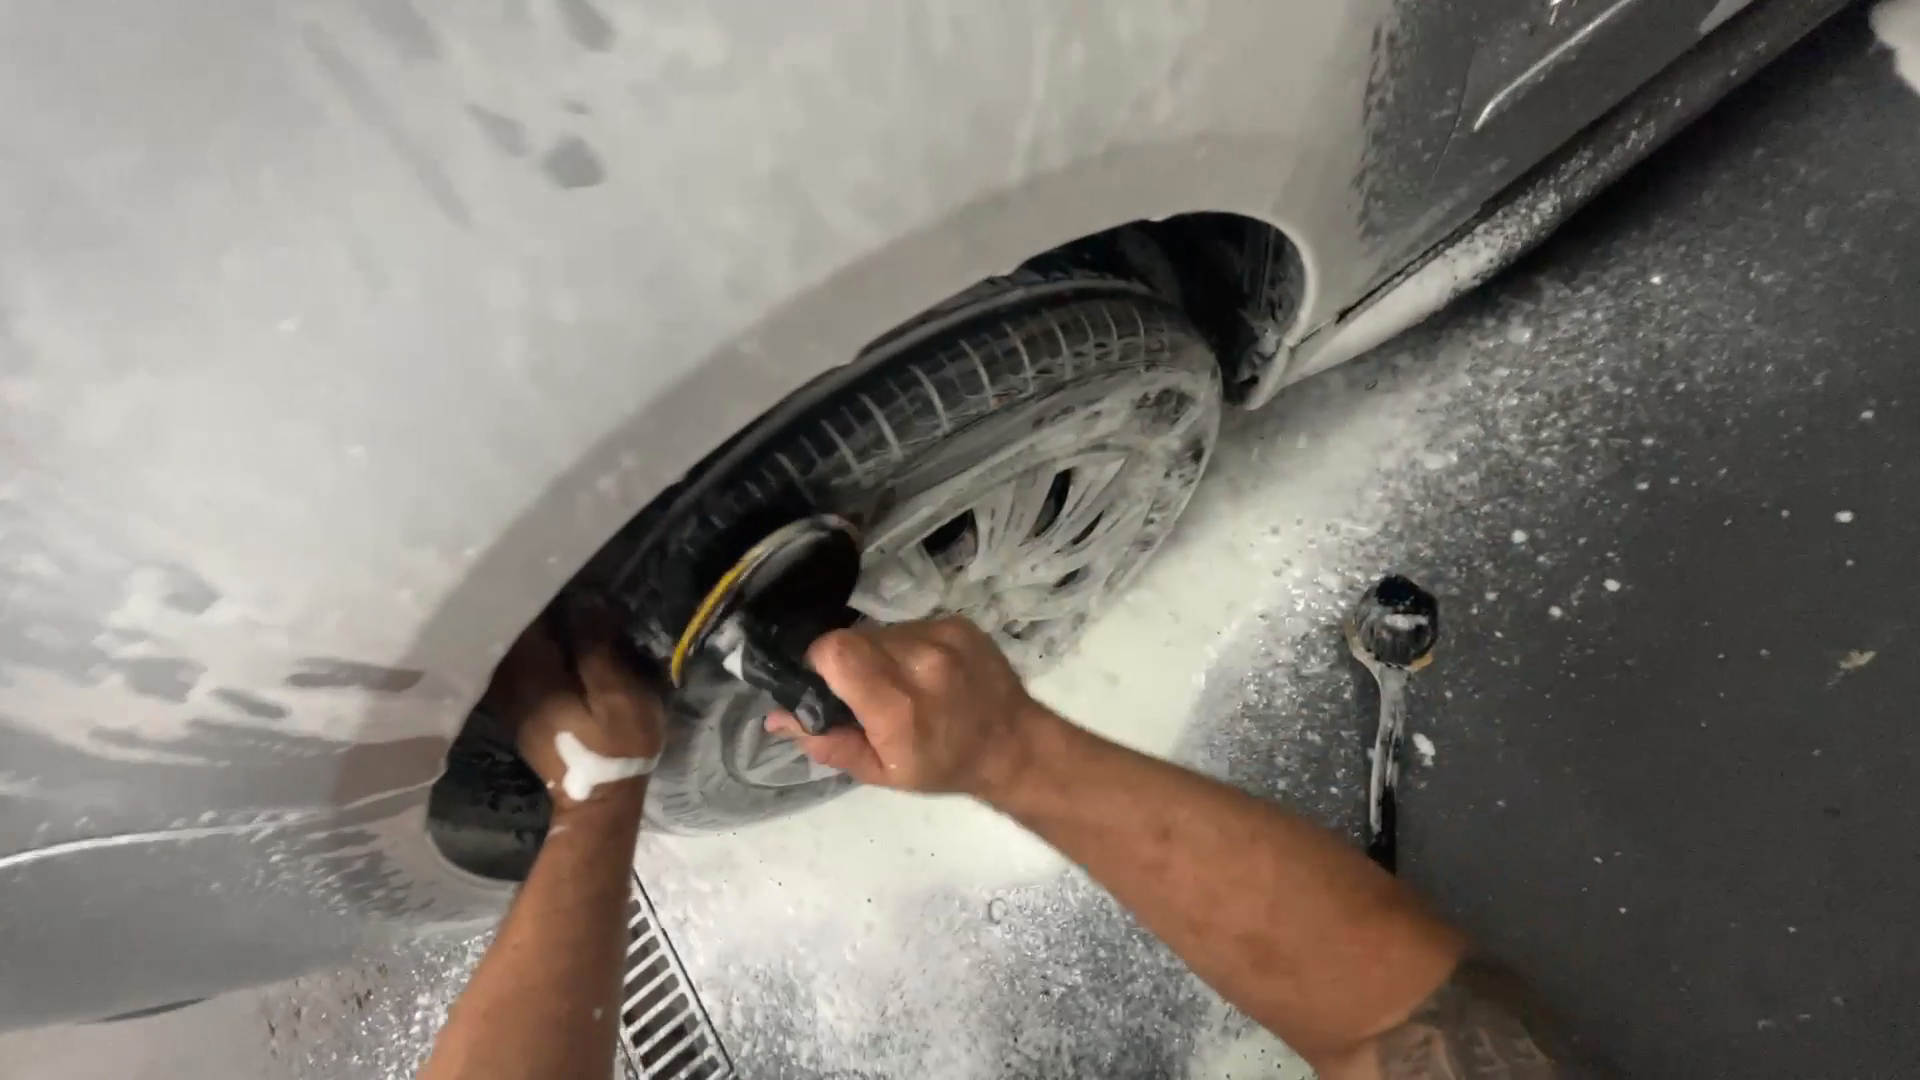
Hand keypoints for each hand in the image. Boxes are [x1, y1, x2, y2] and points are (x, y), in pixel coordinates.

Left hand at [486, 599, 665, 812]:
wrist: (602, 800)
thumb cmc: (616, 745)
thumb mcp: (619, 693)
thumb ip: (597, 647)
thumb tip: (584, 600)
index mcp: (535, 677)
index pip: (525, 622)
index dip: (540, 594)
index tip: (557, 570)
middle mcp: (513, 687)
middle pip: (512, 635)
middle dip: (529, 607)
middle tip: (552, 580)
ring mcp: (513, 704)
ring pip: (511, 653)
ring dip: (527, 630)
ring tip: (551, 605)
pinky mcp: (523, 715)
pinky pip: (517, 671)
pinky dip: (528, 652)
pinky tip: (547, 642)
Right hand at [765, 617, 1052, 797]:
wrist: (1012, 742)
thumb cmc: (942, 765)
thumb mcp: (880, 772)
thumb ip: (826, 742)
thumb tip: (775, 716)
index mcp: (899, 706)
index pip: (834, 652)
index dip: (817, 662)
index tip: (823, 683)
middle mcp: (921, 662)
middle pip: (852, 637)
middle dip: (845, 661)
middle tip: (862, 689)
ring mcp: (944, 637)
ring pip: (879, 629)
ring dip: (876, 652)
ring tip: (898, 681)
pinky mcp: (957, 622)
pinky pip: (907, 625)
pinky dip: (903, 645)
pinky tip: (922, 669)